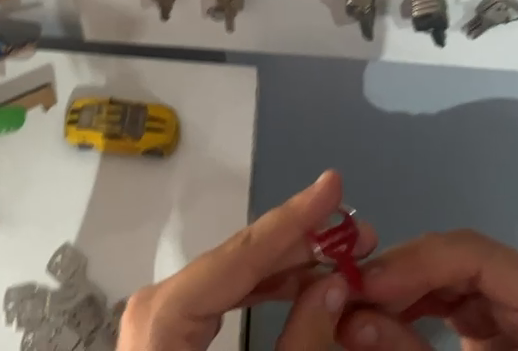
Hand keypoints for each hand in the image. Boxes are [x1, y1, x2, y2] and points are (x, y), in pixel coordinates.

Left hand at [118, 170, 375, 350]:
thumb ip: (301, 343)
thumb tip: (334, 283)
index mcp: (166, 315)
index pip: (242, 253)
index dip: (294, 217)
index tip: (333, 183)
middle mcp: (159, 302)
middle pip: (240, 258)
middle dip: (302, 242)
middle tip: (358, 232)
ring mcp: (162, 315)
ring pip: (235, 275)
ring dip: (289, 265)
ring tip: (341, 253)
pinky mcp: (169, 331)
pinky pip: (223, 297)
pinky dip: (264, 287)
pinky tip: (301, 281)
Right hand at [345, 230, 517, 350]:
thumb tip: (349, 319)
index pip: (472, 254)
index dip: (415, 262)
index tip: (364, 283)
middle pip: (455, 258)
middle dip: (398, 275)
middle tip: (345, 293)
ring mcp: (514, 299)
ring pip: (444, 273)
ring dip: (398, 288)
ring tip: (354, 305)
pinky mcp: (496, 317)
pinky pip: (448, 296)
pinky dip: (412, 304)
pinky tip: (380, 315)